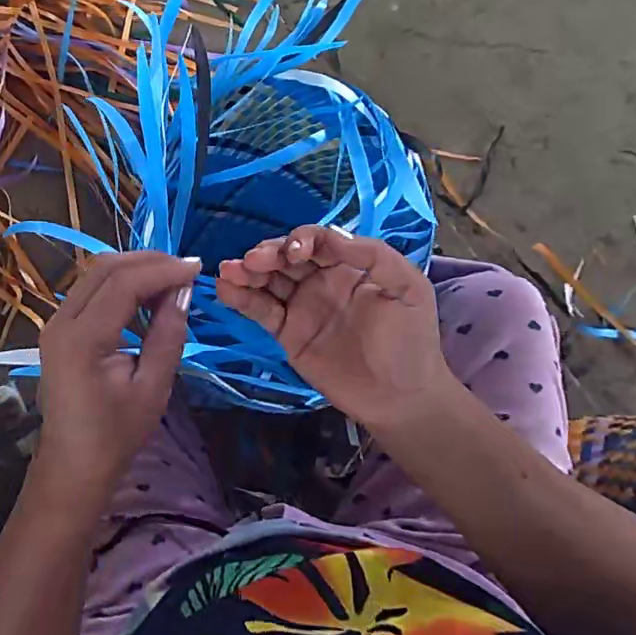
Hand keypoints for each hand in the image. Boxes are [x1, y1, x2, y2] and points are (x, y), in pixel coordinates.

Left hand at [34, 251, 197, 503]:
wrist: (73, 464)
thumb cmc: (116, 434)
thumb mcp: (152, 388)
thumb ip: (167, 335)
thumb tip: (183, 292)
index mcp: (81, 340)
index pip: (123, 284)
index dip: (162, 270)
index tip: (197, 268)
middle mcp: (61, 322)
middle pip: (105, 269)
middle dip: (149, 261)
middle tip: (187, 269)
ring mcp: (56, 322)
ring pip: (96, 274)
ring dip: (135, 268)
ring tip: (172, 278)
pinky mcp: (60, 327)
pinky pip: (91, 289)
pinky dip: (121, 282)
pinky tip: (148, 293)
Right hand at [215, 225, 459, 426]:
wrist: (401, 398)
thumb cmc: (410, 340)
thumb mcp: (406, 287)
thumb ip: (372, 255)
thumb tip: (329, 236)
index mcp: (348, 265)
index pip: (317, 241)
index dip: (301, 240)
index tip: (294, 252)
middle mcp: (320, 280)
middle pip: (285, 257)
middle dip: (267, 254)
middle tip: (253, 261)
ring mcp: (301, 307)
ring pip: (267, 280)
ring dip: (246, 271)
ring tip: (229, 271)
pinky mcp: (287, 333)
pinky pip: (260, 310)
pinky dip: (241, 298)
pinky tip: (225, 289)